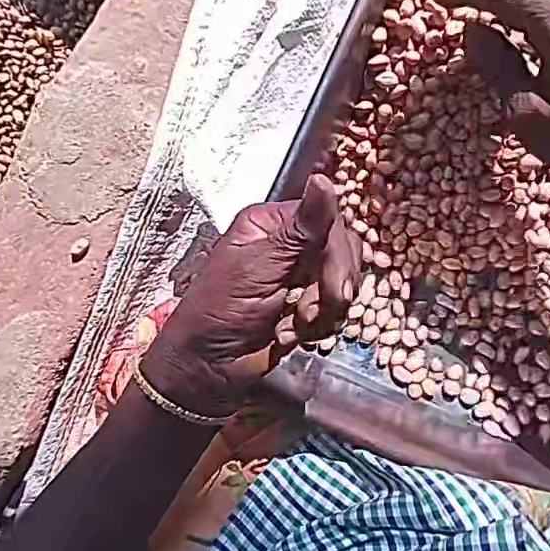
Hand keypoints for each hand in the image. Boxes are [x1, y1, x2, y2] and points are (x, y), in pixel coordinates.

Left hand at [140, 175, 361, 416]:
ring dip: (324, 310)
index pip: (328, 222)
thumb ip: (300, 229)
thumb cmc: (220, 314)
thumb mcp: (260, 268)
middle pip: (342, 250)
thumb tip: (324, 179)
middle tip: (307, 314)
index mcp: (271, 224)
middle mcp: (288, 243)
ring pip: (342, 279)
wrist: (206, 371)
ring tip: (294, 326)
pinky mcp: (305, 302)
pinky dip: (320, 325)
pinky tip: (292, 335)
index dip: (337, 256)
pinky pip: (335, 305)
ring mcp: (298, 274)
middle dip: (331, 288)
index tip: (336, 289)